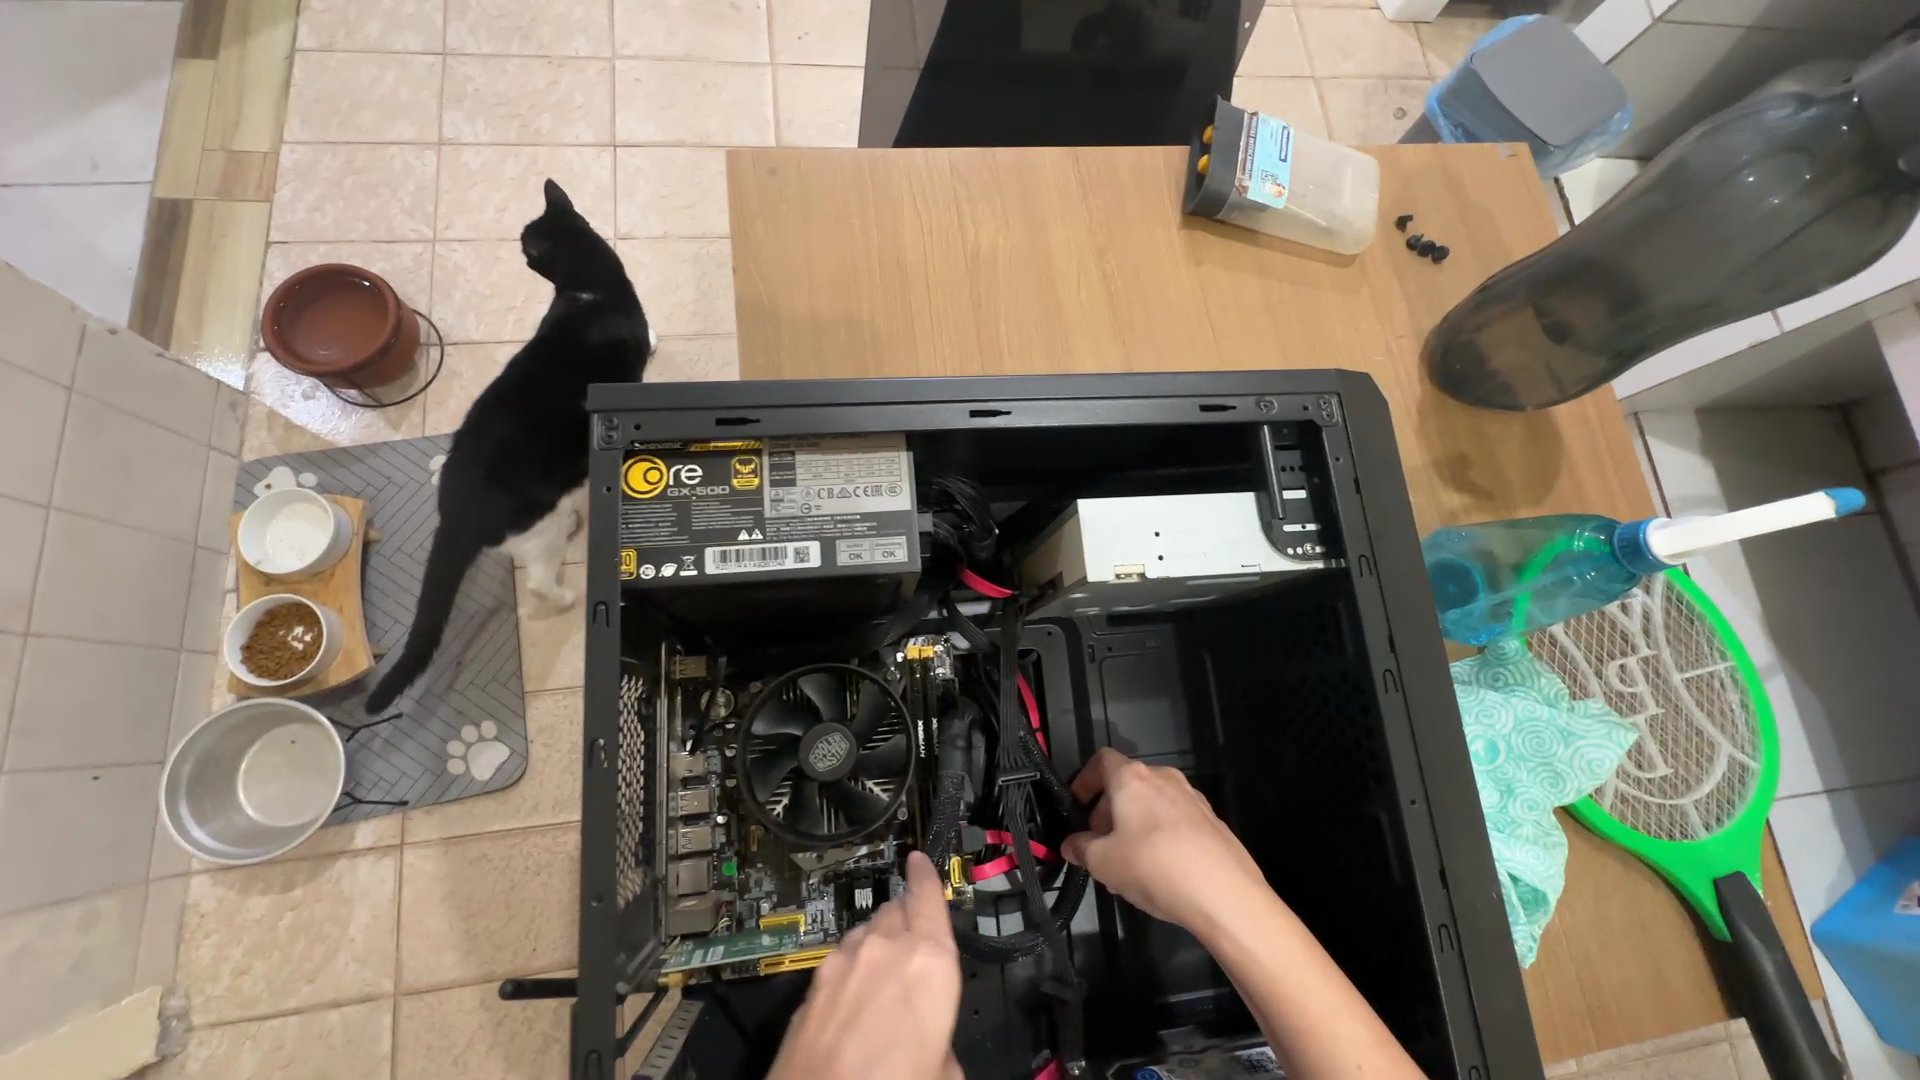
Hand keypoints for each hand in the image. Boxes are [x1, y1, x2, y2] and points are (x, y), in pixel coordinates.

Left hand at [767, 851, 963, 1079]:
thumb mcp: (943, 1069)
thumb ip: (943, 1040)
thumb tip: (935, 1049)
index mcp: (931, 960)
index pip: (929, 896)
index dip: (925, 874)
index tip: (919, 859)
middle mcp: (887, 946)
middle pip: (897, 910)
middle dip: (905, 918)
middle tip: (912, 940)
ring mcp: (846, 959)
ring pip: (867, 932)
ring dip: (877, 943)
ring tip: (882, 976)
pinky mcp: (815, 980)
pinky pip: (840, 958)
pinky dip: (850, 967)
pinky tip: (851, 999)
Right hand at [1061, 747, 1268, 929]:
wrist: (1225, 894)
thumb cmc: (1154, 867)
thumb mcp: (1103, 863)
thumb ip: (1081, 849)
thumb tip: (1071, 845)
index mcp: (1132, 778)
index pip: (1102, 760)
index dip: (1085, 779)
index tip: (1077, 805)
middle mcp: (1163, 778)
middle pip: (1127, 785)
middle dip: (1108, 812)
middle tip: (1099, 846)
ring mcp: (1193, 798)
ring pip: (1151, 805)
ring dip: (1134, 826)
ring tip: (1127, 865)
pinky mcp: (1213, 822)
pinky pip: (1175, 821)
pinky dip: (1160, 836)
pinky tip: (1160, 872)